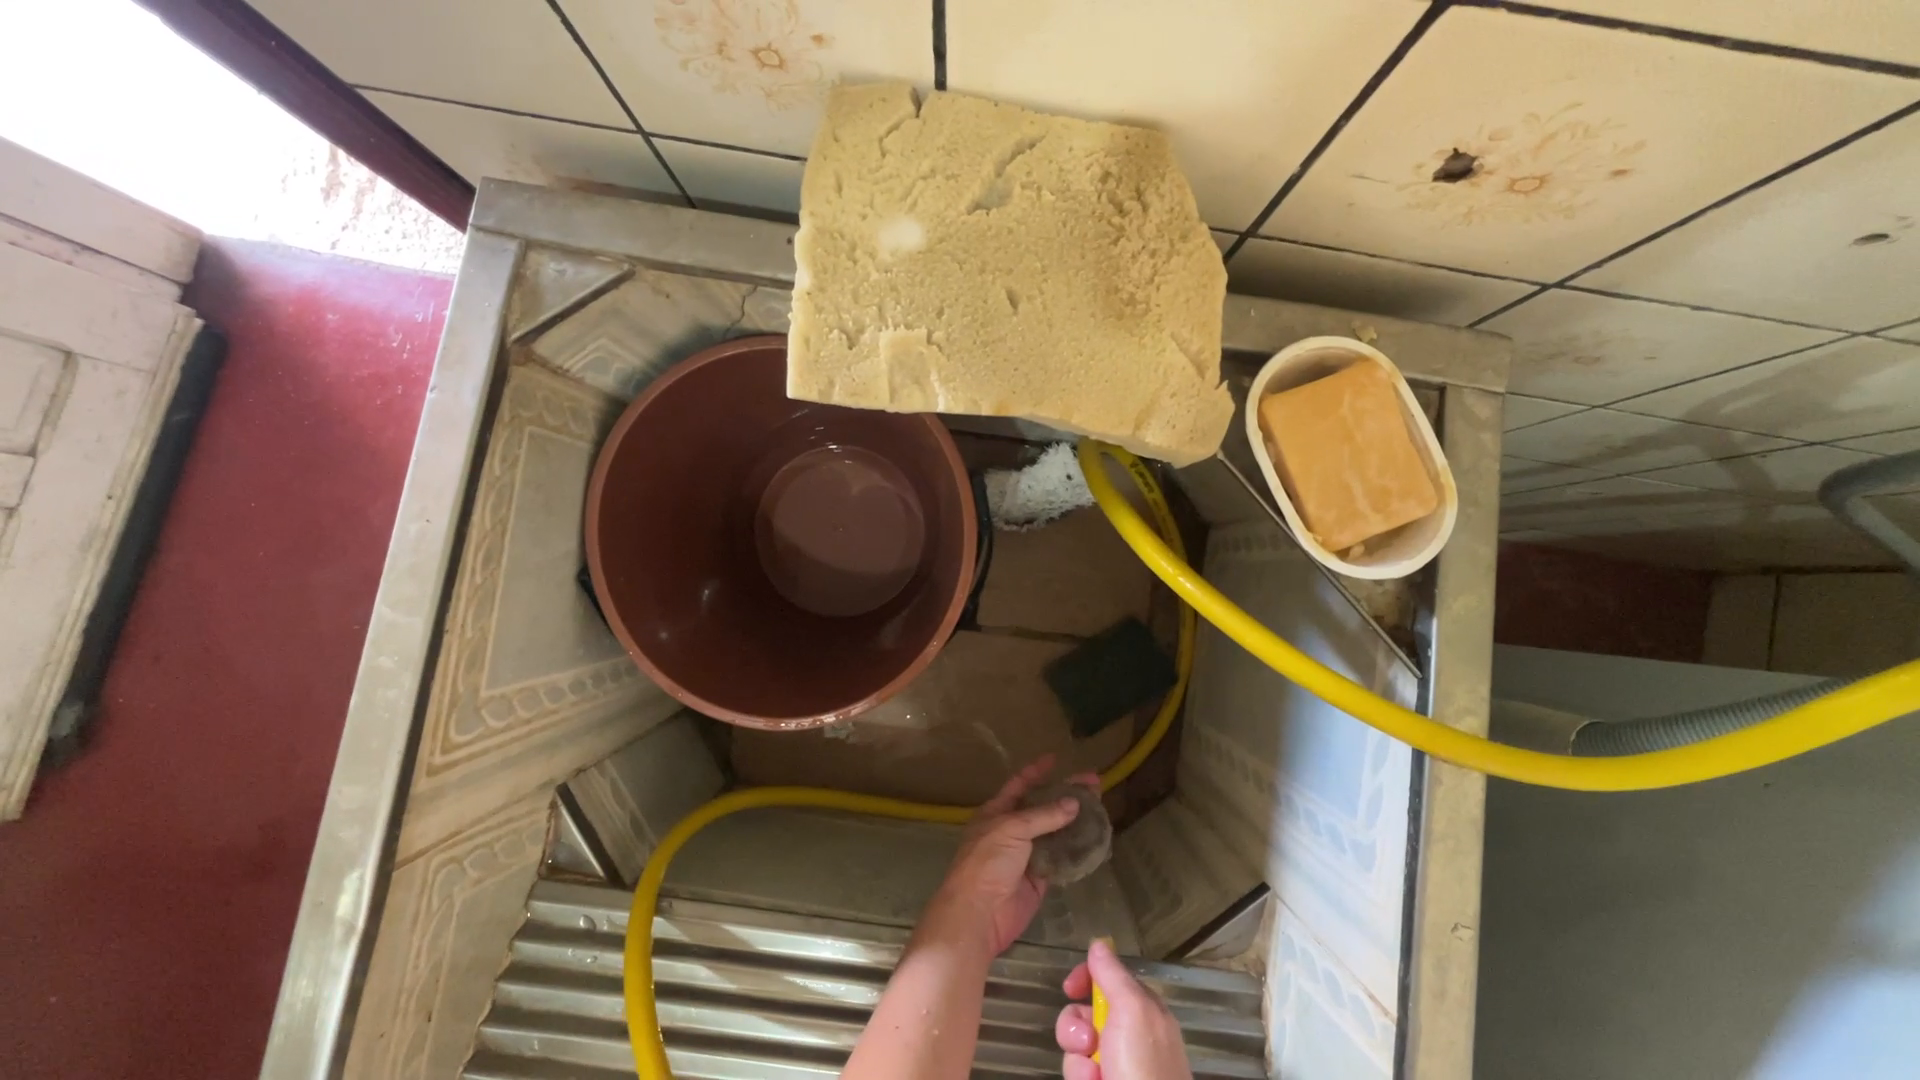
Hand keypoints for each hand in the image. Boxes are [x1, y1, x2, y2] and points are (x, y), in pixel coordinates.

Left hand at [924, 756, 1089, 955]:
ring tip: (1100, 809)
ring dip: (1075, 822)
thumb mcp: (1011, 829)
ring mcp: (1027, 855)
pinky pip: (1061, 859)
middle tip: (1093, 785)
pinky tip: (1094, 839)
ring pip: (1055, 833)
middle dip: (1066, 796)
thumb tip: (1073, 803)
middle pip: (1043, 808)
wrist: (979, 913)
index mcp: (997, 813)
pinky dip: (1077, 850)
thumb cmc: (987, 862)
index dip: (1037, 771)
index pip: (1019, 785)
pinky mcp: (1040, 878)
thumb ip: (1043, 815)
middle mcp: (1012, 831)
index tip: (1056, 758)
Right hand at [1055, 939, 1193, 1079]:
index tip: (1071, 986)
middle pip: (1085, 1011)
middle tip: (1088, 1040)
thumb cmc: (1144, 1067)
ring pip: (1075, 1044)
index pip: (1110, 979)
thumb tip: (1098, 944)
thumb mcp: (1134, 1011)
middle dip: (1076, 1024)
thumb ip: (1113, 975)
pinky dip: (1080, 1078)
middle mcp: (1128, 1035)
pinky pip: (1076, 1072)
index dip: (1088, 977)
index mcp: (1144, 1010)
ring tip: (1093, 1075)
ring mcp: (1113, 1065)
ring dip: (1077, 1058)